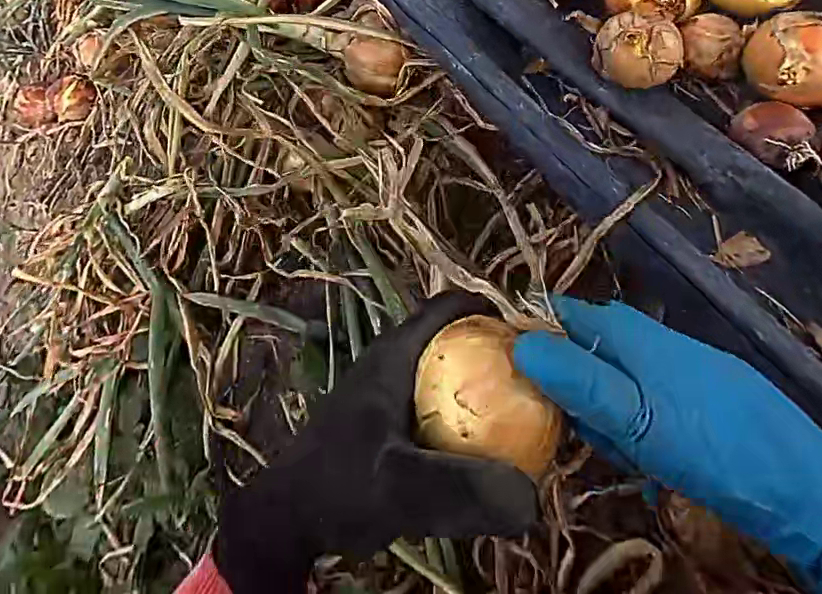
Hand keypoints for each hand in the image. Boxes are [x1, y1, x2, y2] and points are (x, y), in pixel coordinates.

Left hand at [215, 292, 538, 592]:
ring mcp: (389, 388)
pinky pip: (435, 399)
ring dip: (478, 380)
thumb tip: (532, 496)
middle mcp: (395, 360)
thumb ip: (461, 489)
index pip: (447, 307)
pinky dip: (461, 410)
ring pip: (445, 369)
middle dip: (492, 348)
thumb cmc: (339, 483)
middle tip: (532, 376)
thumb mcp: (400, 486)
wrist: (288, 514)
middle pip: (452, 336)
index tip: (527, 335)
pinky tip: (481, 445)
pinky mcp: (387, 417)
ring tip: (517, 408)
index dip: (488, 309)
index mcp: (397, 352)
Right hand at [514, 297, 821, 593]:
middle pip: (572, 356)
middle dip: (573, 400)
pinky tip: (651, 458)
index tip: (527, 392)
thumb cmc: (712, 444)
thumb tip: (519, 344)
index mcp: (620, 327)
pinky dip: (631, 433)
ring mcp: (659, 363)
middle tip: (596, 437)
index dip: (532, 351)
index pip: (550, 318)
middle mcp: (636, 334)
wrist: (801, 482)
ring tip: (631, 453)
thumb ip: (578, 381)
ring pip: (601, 387)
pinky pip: (631, 404)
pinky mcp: (677, 391)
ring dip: (603, 423)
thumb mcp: (636, 418)